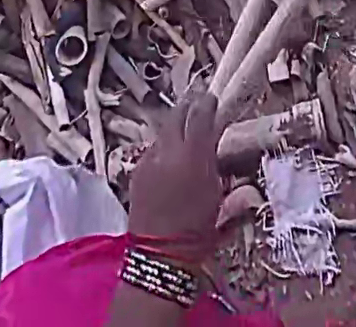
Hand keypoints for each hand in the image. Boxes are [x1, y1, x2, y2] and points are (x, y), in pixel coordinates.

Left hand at [128, 92, 224, 257]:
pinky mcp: (137, 171)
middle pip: (178, 114)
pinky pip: (153, 149)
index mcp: (195, 155)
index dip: (207, 103)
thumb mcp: (219, 194)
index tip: (212, 98)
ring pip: (164, 131)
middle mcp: (170, 150)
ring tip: (183, 131)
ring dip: (175, 127)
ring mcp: (150, 159)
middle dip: (188, 106)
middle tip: (197, 104)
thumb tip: (217, 145)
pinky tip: (168, 158)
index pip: (201, 114)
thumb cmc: (199, 231)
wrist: (160, 257)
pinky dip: (163, 148)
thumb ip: (216, 162)